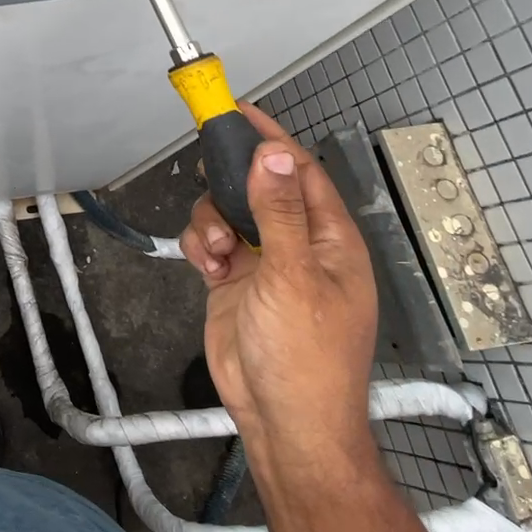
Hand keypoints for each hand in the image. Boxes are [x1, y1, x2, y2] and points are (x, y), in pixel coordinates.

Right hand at [179, 103, 376, 455]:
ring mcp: (265, 263)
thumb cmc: (306, 353)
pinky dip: (202, 248)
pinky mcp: (234, 281)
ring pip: (227, 214)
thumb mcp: (292, 276)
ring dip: (212, 223)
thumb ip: (278, 211)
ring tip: (214, 253)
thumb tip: (272, 154)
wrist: (281, 419)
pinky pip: (211, 243)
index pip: (300, 172)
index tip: (238, 112)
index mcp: (329, 239)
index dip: (271, 140)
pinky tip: (207, 269)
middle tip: (204, 165)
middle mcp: (297, 244)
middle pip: (258, 187)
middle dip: (230, 181)